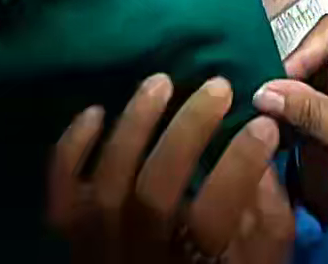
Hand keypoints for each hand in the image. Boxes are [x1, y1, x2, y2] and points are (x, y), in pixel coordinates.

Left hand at [47, 73, 295, 263]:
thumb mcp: (259, 258)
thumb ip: (266, 217)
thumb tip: (263, 157)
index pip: (211, 221)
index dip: (239, 167)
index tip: (264, 123)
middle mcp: (138, 258)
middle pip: (152, 196)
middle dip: (187, 132)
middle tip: (220, 85)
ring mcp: (99, 248)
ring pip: (105, 187)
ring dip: (135, 125)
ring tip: (163, 81)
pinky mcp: (72, 231)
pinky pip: (60, 194)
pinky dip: (71, 150)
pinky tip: (97, 111)